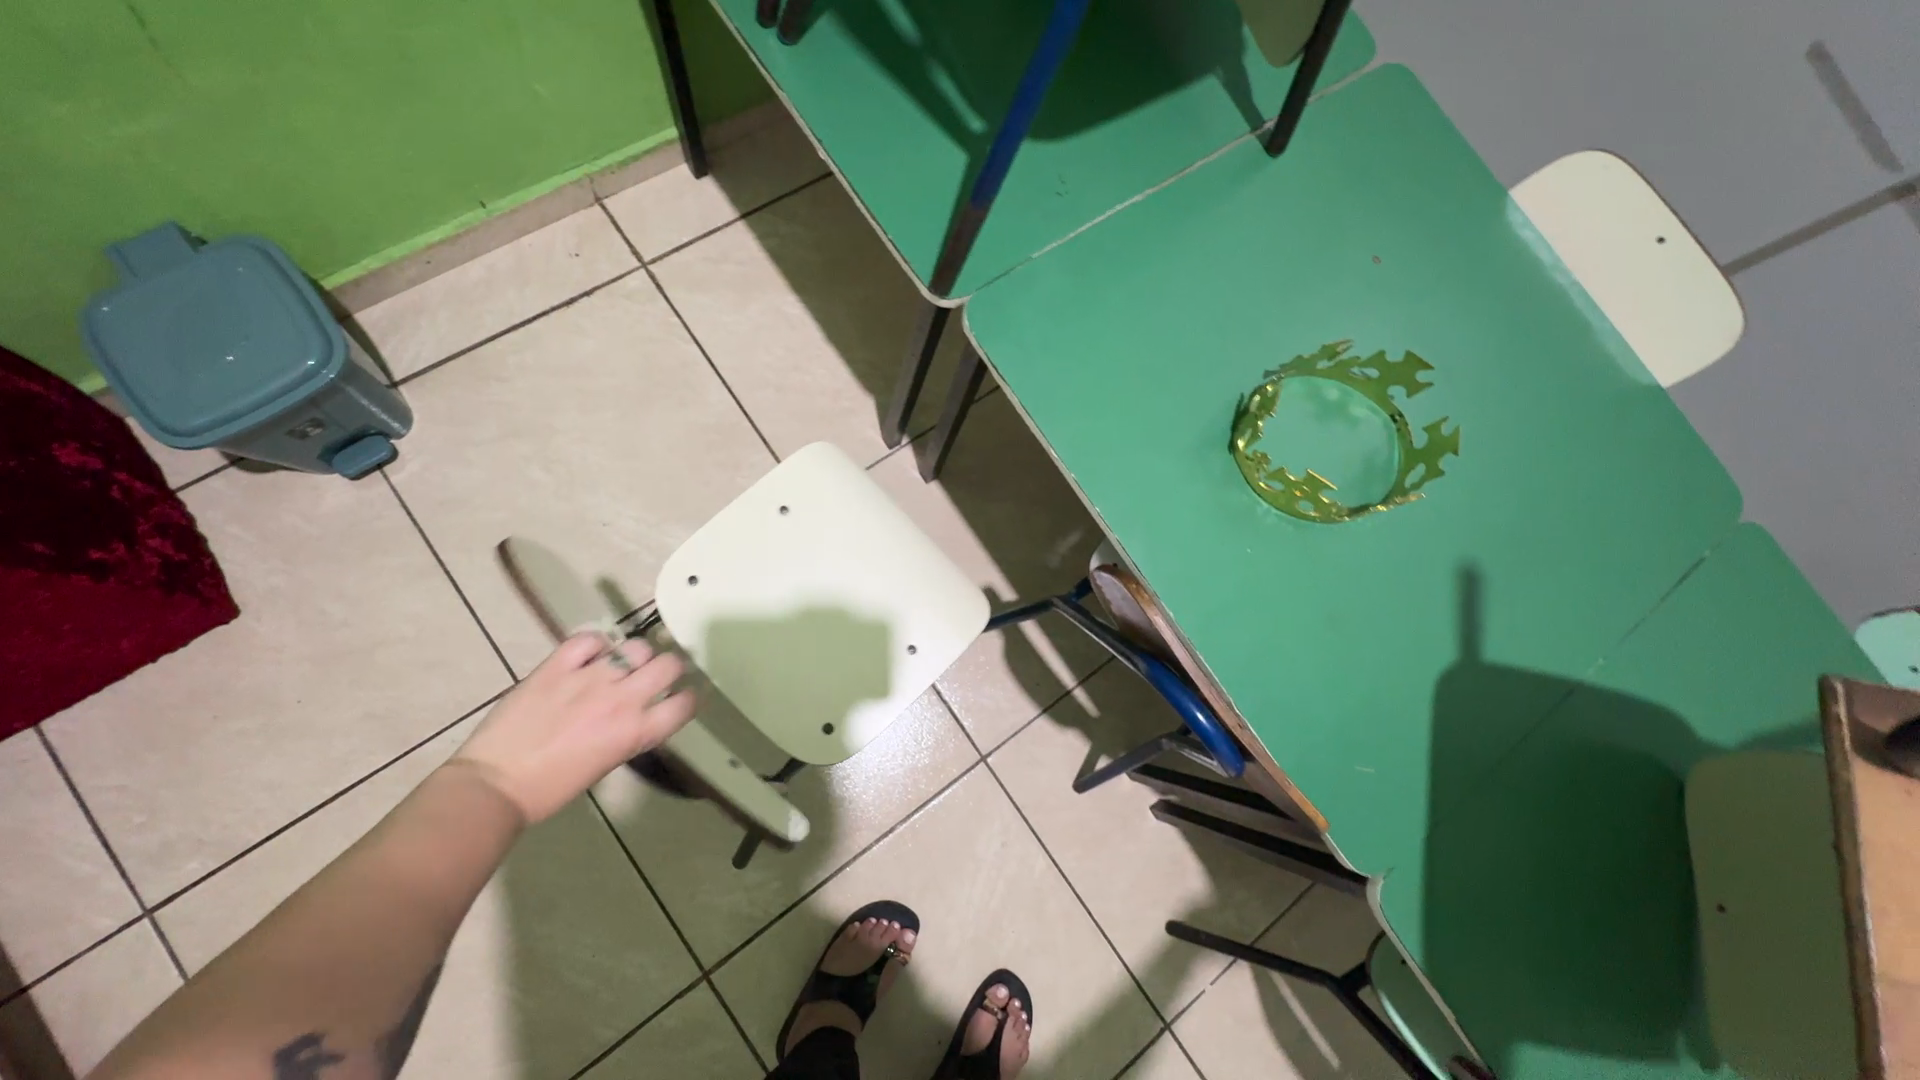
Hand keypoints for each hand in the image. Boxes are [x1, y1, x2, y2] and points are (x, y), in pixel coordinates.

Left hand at [449, 634, 695, 823]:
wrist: (495, 785)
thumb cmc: (552, 789)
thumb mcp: (605, 763)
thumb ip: (627, 733)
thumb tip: (634, 713)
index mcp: (635, 732)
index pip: (684, 704)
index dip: (689, 698)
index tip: (683, 697)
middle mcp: (621, 700)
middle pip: (668, 665)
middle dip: (670, 668)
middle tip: (658, 674)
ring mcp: (588, 679)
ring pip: (635, 647)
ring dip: (635, 655)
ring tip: (622, 663)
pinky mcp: (556, 667)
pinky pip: (588, 639)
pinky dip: (595, 643)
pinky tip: (591, 654)